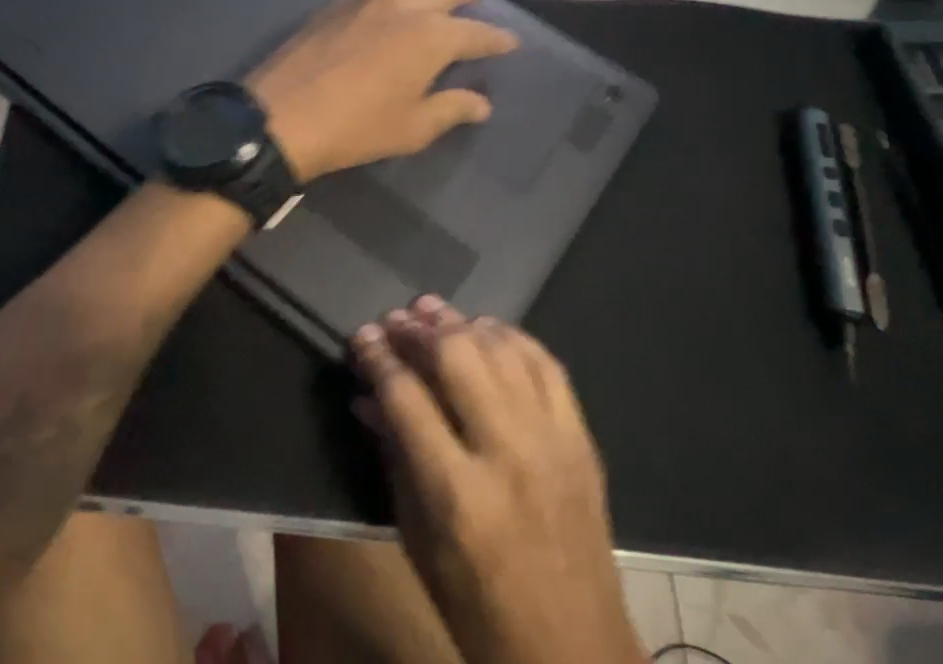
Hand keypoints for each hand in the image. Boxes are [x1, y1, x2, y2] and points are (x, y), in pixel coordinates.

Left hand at [247, 0, 518, 180]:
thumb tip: (481, 103)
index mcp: (432, 36)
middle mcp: (405, 5)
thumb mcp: (411, 128)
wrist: (282, 117)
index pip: (477, 33)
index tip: (510, 44)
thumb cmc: (355, 128)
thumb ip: (450, 109)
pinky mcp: (336, 3)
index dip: (497, 40)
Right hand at [350, 297, 646, 663]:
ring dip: (464, 324)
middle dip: (420, 330)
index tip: (360, 337)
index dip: (378, 359)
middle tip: (395, 318)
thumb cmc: (474, 601)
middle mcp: (508, 454)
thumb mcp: (416, 537)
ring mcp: (553, 443)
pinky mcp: (583, 441)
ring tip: (434, 312)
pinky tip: (489, 332)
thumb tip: (367, 398)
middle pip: (459, 359)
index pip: (407, 398)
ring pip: (505, 353)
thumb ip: (394, 457)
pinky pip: (549, 368)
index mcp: (457, 491)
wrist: (569, 645)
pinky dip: (515, 340)